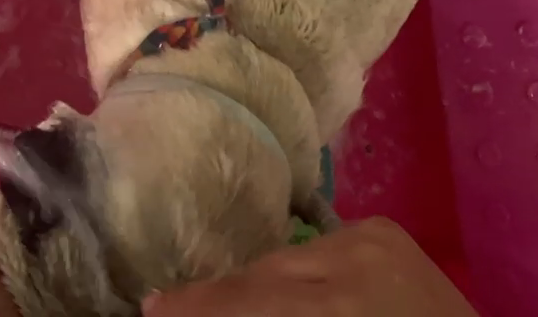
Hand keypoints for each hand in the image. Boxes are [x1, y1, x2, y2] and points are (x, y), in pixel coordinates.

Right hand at [142, 217, 477, 316]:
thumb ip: (260, 314)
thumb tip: (208, 308)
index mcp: (333, 309)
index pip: (245, 300)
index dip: (193, 306)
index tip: (153, 307)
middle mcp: (350, 258)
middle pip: (261, 274)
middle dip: (220, 297)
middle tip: (180, 308)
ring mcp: (371, 234)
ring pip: (288, 255)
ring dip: (261, 282)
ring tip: (234, 301)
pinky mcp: (384, 228)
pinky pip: (320, 245)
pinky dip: (302, 268)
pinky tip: (292, 288)